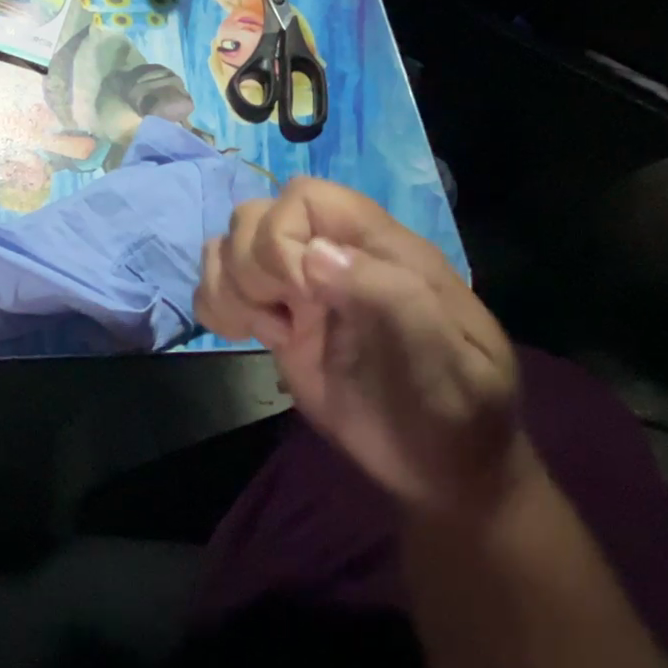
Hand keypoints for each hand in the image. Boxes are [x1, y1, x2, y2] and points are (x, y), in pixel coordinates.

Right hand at [194, 177, 524, 515]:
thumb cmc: (452, 415)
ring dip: (229, 288)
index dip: (283, 237)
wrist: (440, 470)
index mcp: (382, 253)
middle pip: (253, 218)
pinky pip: (216, 287)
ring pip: (226, 247)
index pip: (306, 197)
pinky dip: (215, 307)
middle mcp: (333, 259)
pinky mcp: (274, 320)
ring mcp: (299, 290)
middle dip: (251, 267)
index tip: (300, 294)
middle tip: (282, 317)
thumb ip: (392, 299)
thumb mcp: (447, 363)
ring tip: (265, 328)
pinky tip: (246, 336)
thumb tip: (315, 252)